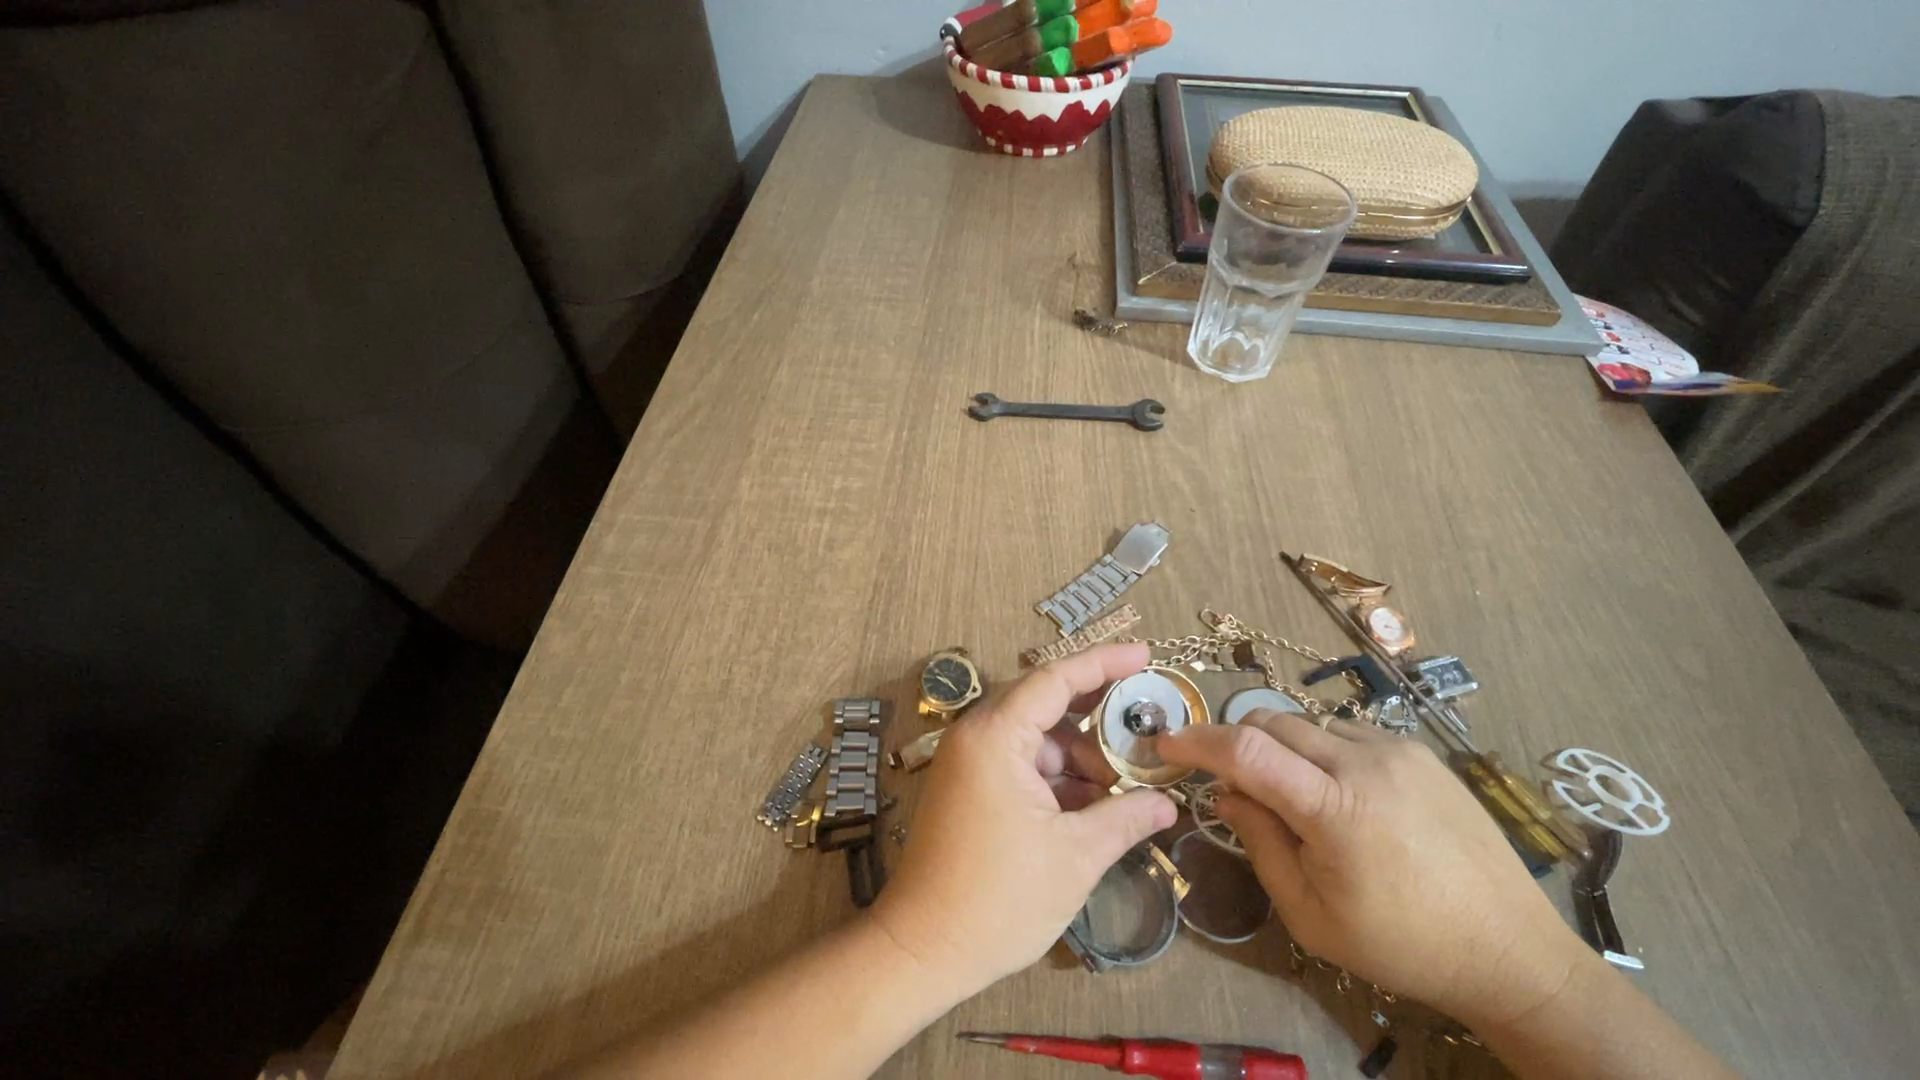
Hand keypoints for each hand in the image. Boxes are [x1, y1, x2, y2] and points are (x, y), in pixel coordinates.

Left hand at [869, 644, 1177, 999]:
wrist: (923, 949)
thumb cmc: (998, 899)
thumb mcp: (1075, 856)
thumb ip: (1125, 818)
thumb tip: (1168, 805)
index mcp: (995, 737)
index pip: (1055, 678)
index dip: (1103, 663)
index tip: (1144, 654)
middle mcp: (976, 738)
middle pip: (1045, 706)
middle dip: (1097, 717)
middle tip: (1147, 726)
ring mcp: (968, 764)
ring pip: (1036, 740)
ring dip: (1080, 757)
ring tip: (1127, 784)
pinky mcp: (967, 790)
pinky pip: (1020, 766)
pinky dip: (1056, 779)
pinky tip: (1094, 804)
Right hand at [1156, 713, 1590, 1027]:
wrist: (1511, 950)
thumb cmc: (1401, 945)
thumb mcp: (1310, 913)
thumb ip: (1260, 843)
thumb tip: (1224, 793)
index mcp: (1335, 808)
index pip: (1246, 750)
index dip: (1197, 740)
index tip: (1164, 742)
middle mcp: (1365, 762)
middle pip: (1271, 721)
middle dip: (1233, 739)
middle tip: (1220, 774)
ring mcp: (1398, 751)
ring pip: (1308, 724)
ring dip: (1279, 745)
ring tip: (1285, 793)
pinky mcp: (1421, 754)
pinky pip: (1347, 734)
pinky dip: (1320, 751)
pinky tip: (1334, 793)